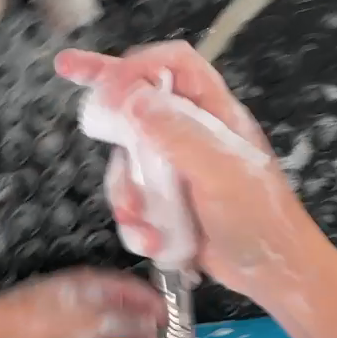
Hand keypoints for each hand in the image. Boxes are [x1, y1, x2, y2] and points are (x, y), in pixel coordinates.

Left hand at [0, 268, 166, 337]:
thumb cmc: (36, 328)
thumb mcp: (88, 328)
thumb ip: (124, 326)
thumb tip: (152, 326)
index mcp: (89, 284)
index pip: (133, 288)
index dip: (156, 306)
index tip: (174, 325)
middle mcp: (78, 294)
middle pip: (120, 308)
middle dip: (142, 329)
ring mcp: (64, 312)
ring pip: (104, 326)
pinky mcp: (51, 331)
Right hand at [54, 41, 334, 302]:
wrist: (269, 272)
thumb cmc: (260, 220)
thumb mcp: (222, 172)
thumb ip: (179, 134)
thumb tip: (134, 100)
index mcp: (213, 114)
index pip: (172, 65)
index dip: (135, 65)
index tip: (104, 80)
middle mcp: (190, 134)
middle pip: (137, 102)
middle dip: (104, 98)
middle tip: (67, 68)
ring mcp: (174, 168)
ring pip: (125, 162)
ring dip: (124, 193)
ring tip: (139, 220)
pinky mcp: (164, 201)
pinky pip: (131, 199)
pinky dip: (134, 223)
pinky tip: (152, 241)